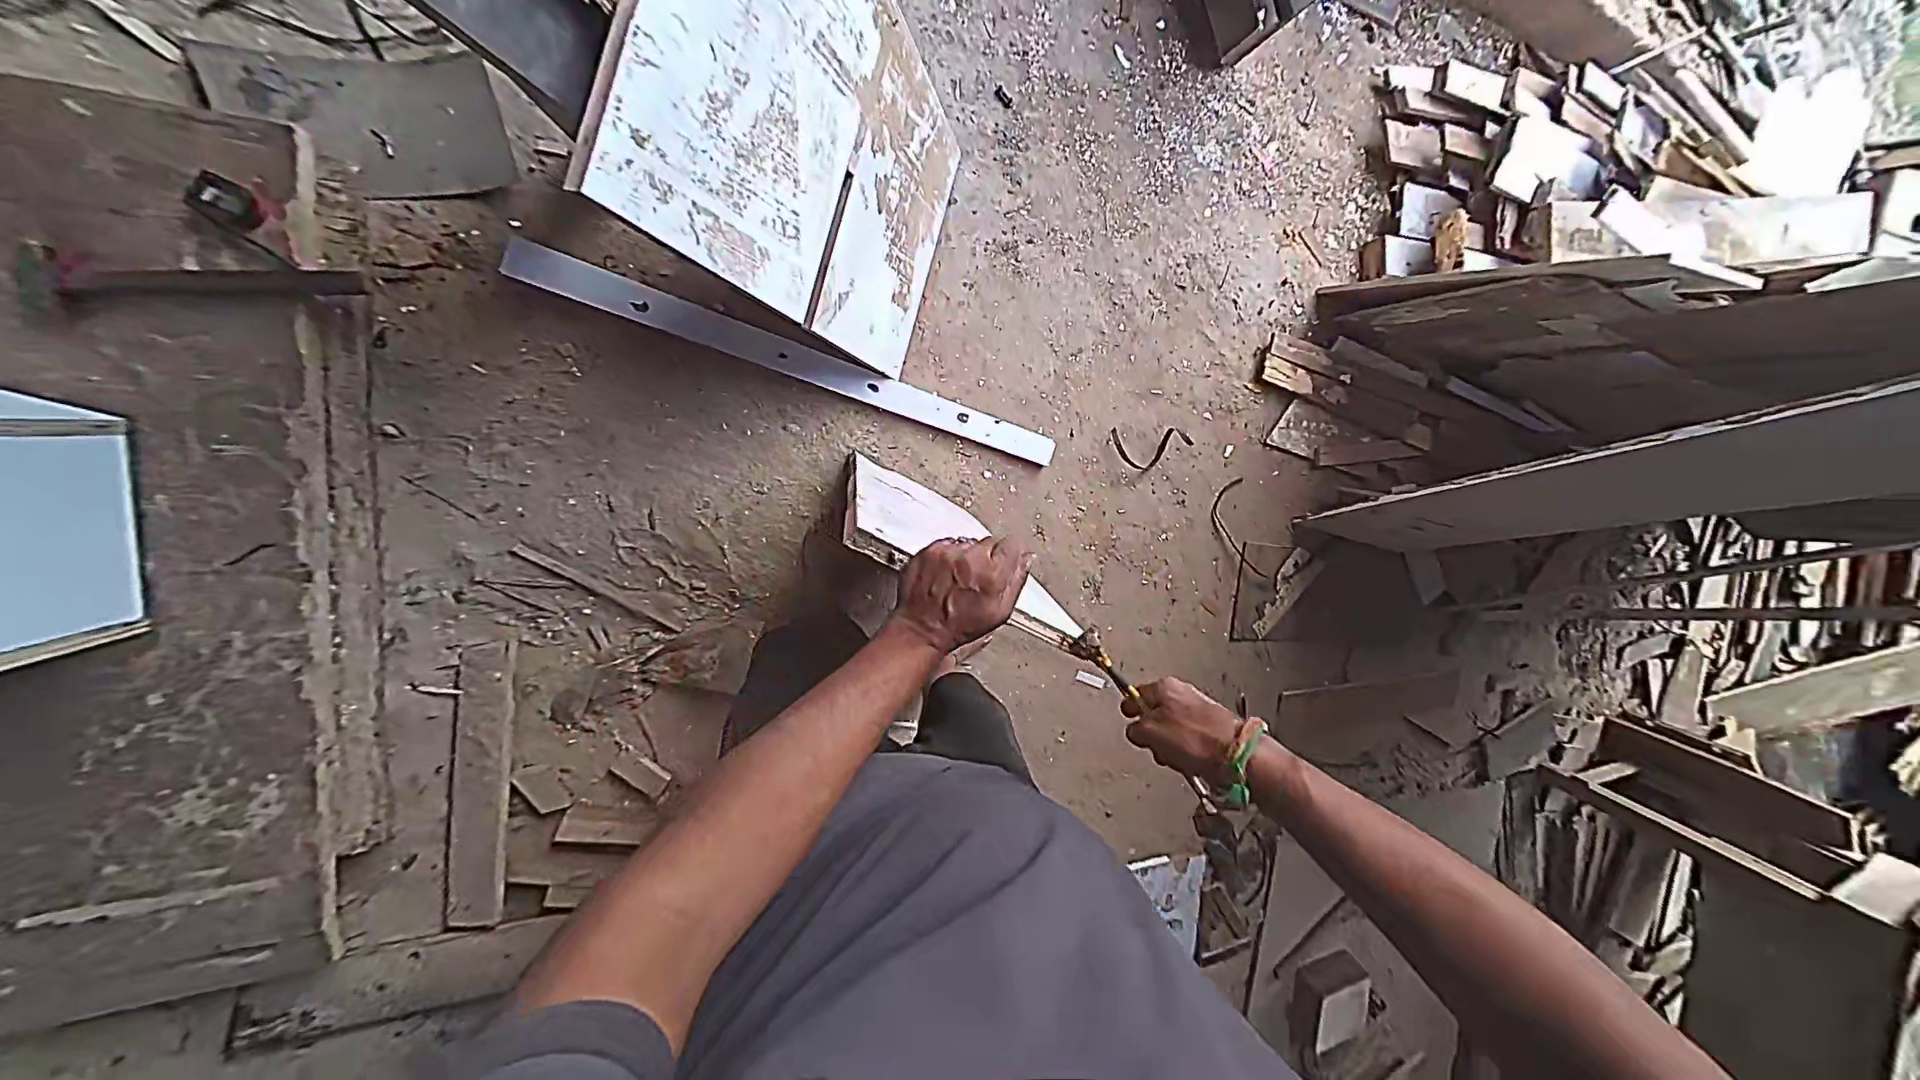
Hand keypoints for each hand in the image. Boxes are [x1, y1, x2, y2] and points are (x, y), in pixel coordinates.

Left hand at [888, 537, 1032, 654]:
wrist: (921, 629)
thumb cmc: (958, 627)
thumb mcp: (999, 612)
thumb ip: (1016, 581)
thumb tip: (1026, 560)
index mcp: (992, 574)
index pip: (1012, 545)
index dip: (1009, 555)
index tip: (1005, 561)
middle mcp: (969, 559)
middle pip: (989, 542)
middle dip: (987, 558)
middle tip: (976, 579)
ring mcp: (947, 553)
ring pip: (967, 543)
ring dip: (966, 556)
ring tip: (958, 579)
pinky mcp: (929, 551)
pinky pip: (946, 545)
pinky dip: (947, 557)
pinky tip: (944, 575)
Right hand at [1122, 678, 1244, 787]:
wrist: (1236, 755)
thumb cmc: (1197, 739)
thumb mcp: (1149, 732)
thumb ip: (1134, 729)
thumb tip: (1134, 731)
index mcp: (1164, 687)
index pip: (1135, 694)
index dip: (1130, 710)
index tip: (1129, 720)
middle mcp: (1182, 694)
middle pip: (1153, 715)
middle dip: (1152, 735)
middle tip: (1157, 746)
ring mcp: (1197, 712)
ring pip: (1170, 732)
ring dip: (1169, 748)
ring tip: (1177, 757)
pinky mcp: (1210, 729)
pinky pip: (1187, 742)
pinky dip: (1186, 753)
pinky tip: (1191, 761)